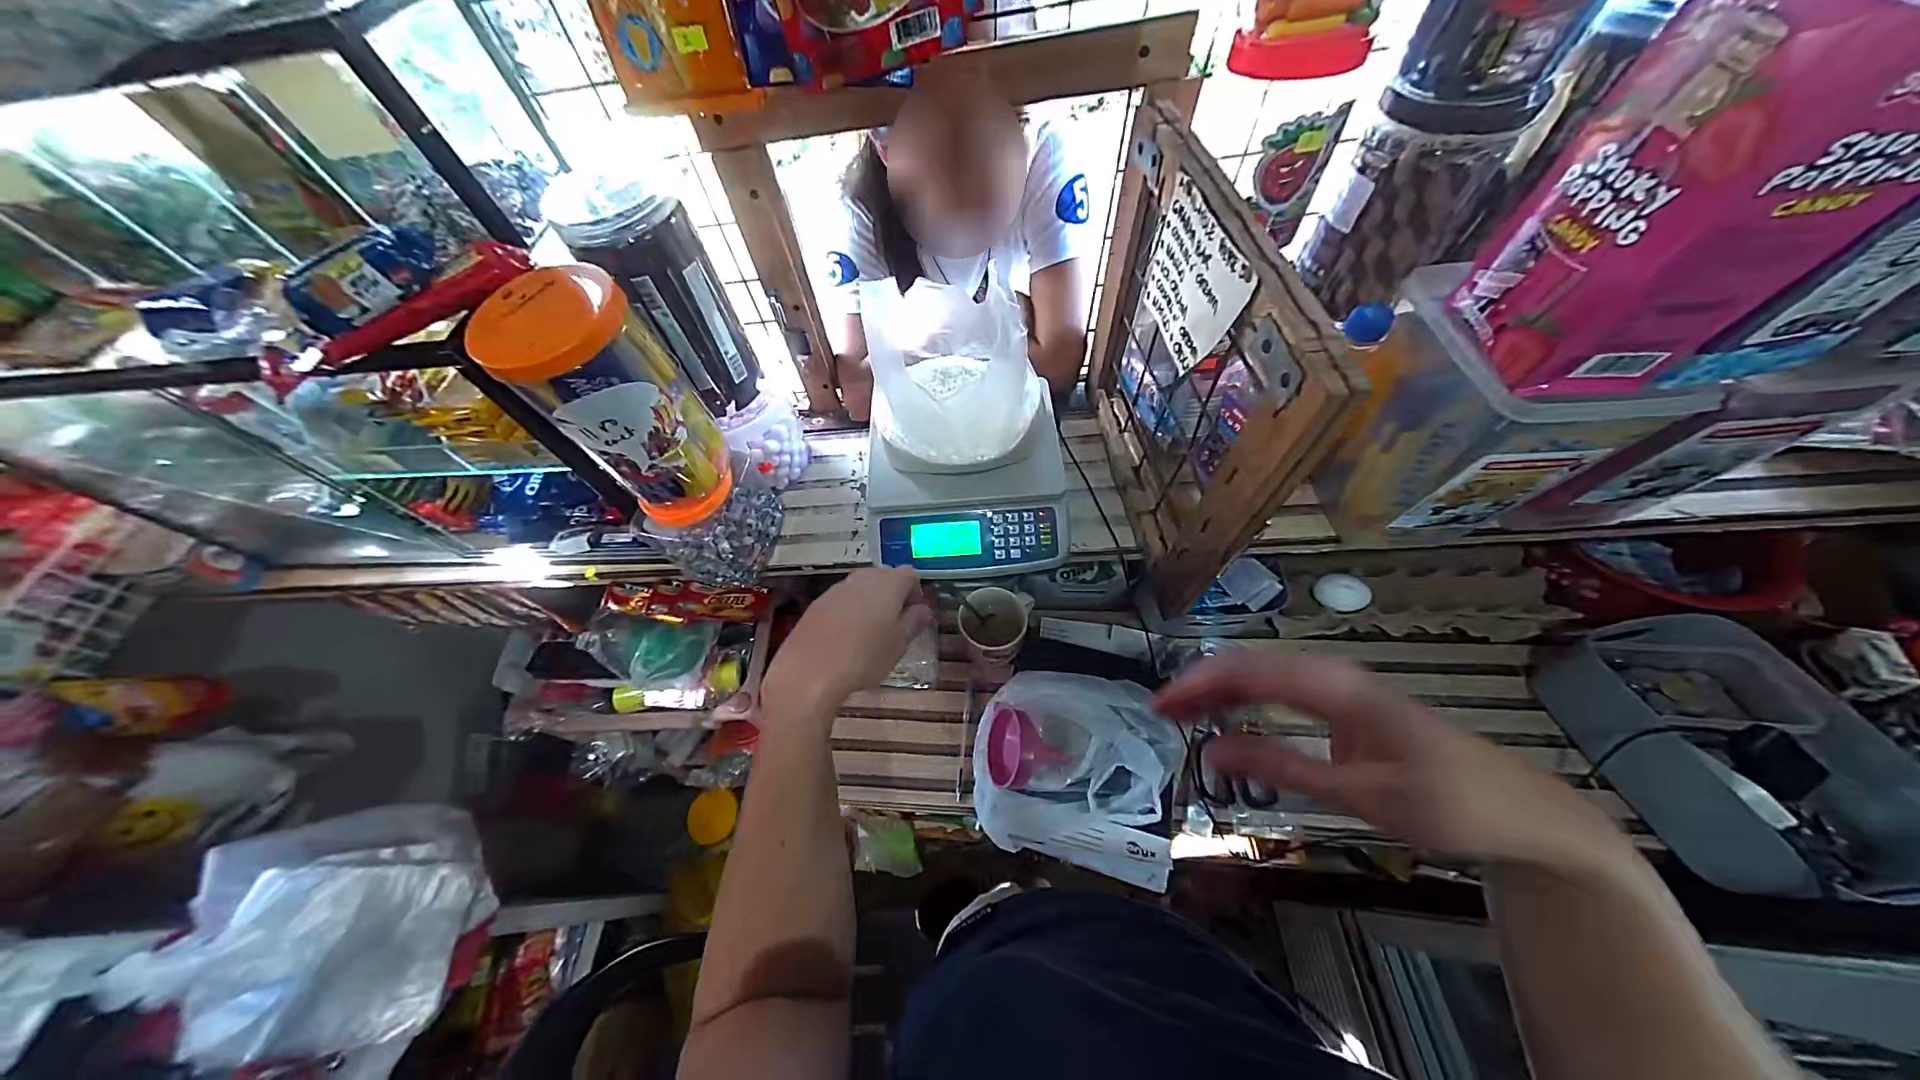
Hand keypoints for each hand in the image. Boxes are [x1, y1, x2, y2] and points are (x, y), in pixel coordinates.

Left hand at [762, 567, 932, 728]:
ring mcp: (837, 589)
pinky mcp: (818, 603)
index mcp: (888, 584)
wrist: (809, 671)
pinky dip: (849, 612)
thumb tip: (923, 610)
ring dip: (871, 603)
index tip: (914, 616)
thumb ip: (914, 622)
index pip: (910, 575)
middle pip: (885, 577)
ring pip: (862, 588)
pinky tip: (846, 638)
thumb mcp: (899, 645)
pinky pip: (842, 600)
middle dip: (894, 596)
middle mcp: (862, 579)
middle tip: (895, 626)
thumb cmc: (864, 657)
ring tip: (870, 634)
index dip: (916, 593)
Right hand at [1153, 653, 1631, 872]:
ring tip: (1178, 715)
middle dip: (1197, 685)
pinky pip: (1277, 692)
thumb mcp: (1360, 792)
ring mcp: (1337, 688)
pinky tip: (1226, 719)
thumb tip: (1212, 751)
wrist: (1521, 812)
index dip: (1196, 684)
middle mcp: (1330, 676)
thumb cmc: (1448, 802)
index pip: (1246, 671)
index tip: (1158, 706)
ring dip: (1216, 693)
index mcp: (1333, 686)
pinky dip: (1243, 703)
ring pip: (1260, 676)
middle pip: (1247, 666)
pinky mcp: (1342, 705)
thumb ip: (1283, 765)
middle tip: (1158, 713)